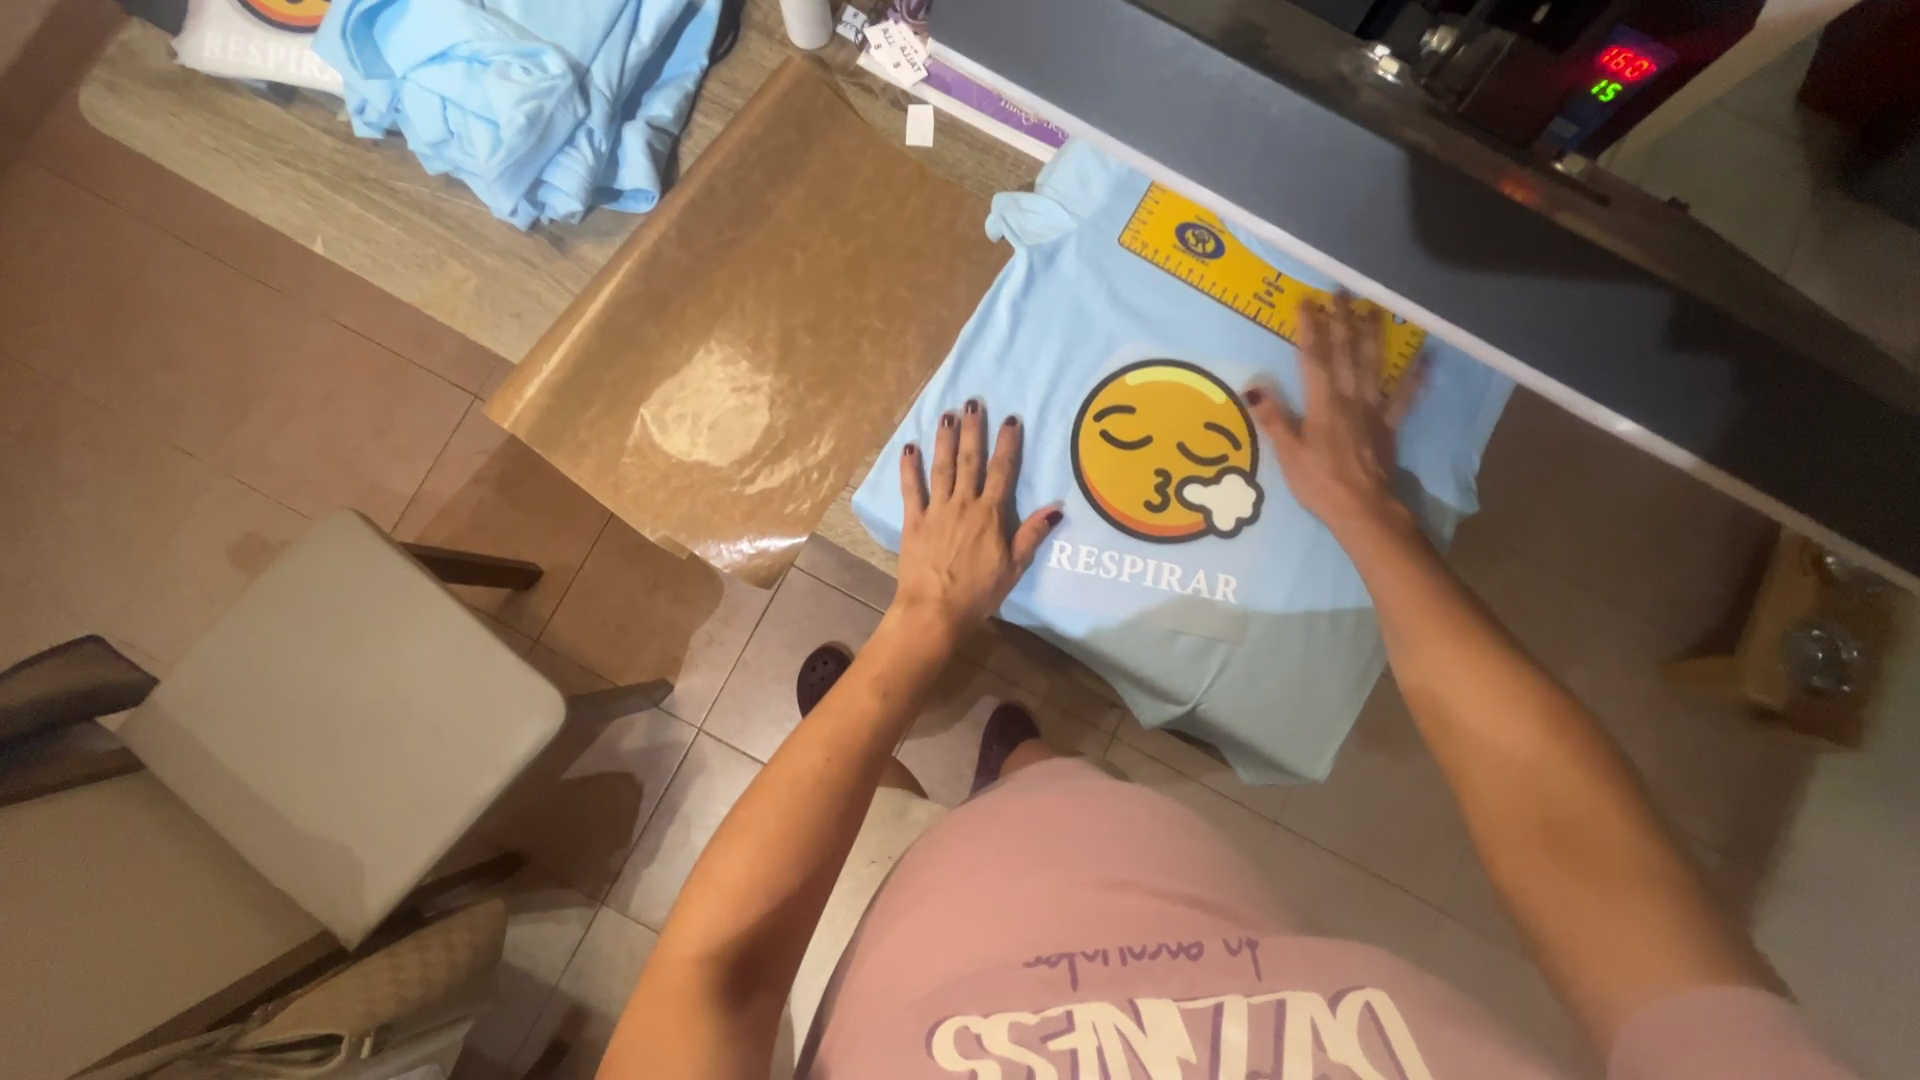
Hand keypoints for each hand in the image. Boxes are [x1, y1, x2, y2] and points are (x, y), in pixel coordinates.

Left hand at [892, 400, 1059, 642]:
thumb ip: (1031, 535)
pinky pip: (911, 489)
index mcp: (990, 515)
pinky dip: (909, 468)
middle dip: (973, 430)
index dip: (1007, 443)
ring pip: (942, 467)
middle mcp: (963, 504)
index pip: (1001, 471)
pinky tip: (909, 447)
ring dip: (945, 439)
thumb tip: (1056, 508)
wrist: (935, 611)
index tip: (1011, 419)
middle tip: (974, 402)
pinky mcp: (913, 521)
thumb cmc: (979, 593)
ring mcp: (936, 510)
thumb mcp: (1014, 567)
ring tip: (948, 414)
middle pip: (970, 460)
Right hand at [1246, 292, 1422, 535]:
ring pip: (1375, 364)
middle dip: (1342, 320)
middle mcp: (1350, 397)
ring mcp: (1373, 409)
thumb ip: (1273, 418)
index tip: (1306, 301)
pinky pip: (1406, 396)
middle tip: (1342, 292)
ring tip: (1373, 308)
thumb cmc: (1318, 482)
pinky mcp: (1389, 424)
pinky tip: (1427, 356)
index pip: (1314, 358)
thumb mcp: (1287, 453)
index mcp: (1323, 403)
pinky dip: (1418, 375)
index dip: (1310, 328)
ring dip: (1373, 335)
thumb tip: (1254, 386)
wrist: (1361, 507)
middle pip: (1346, 352)